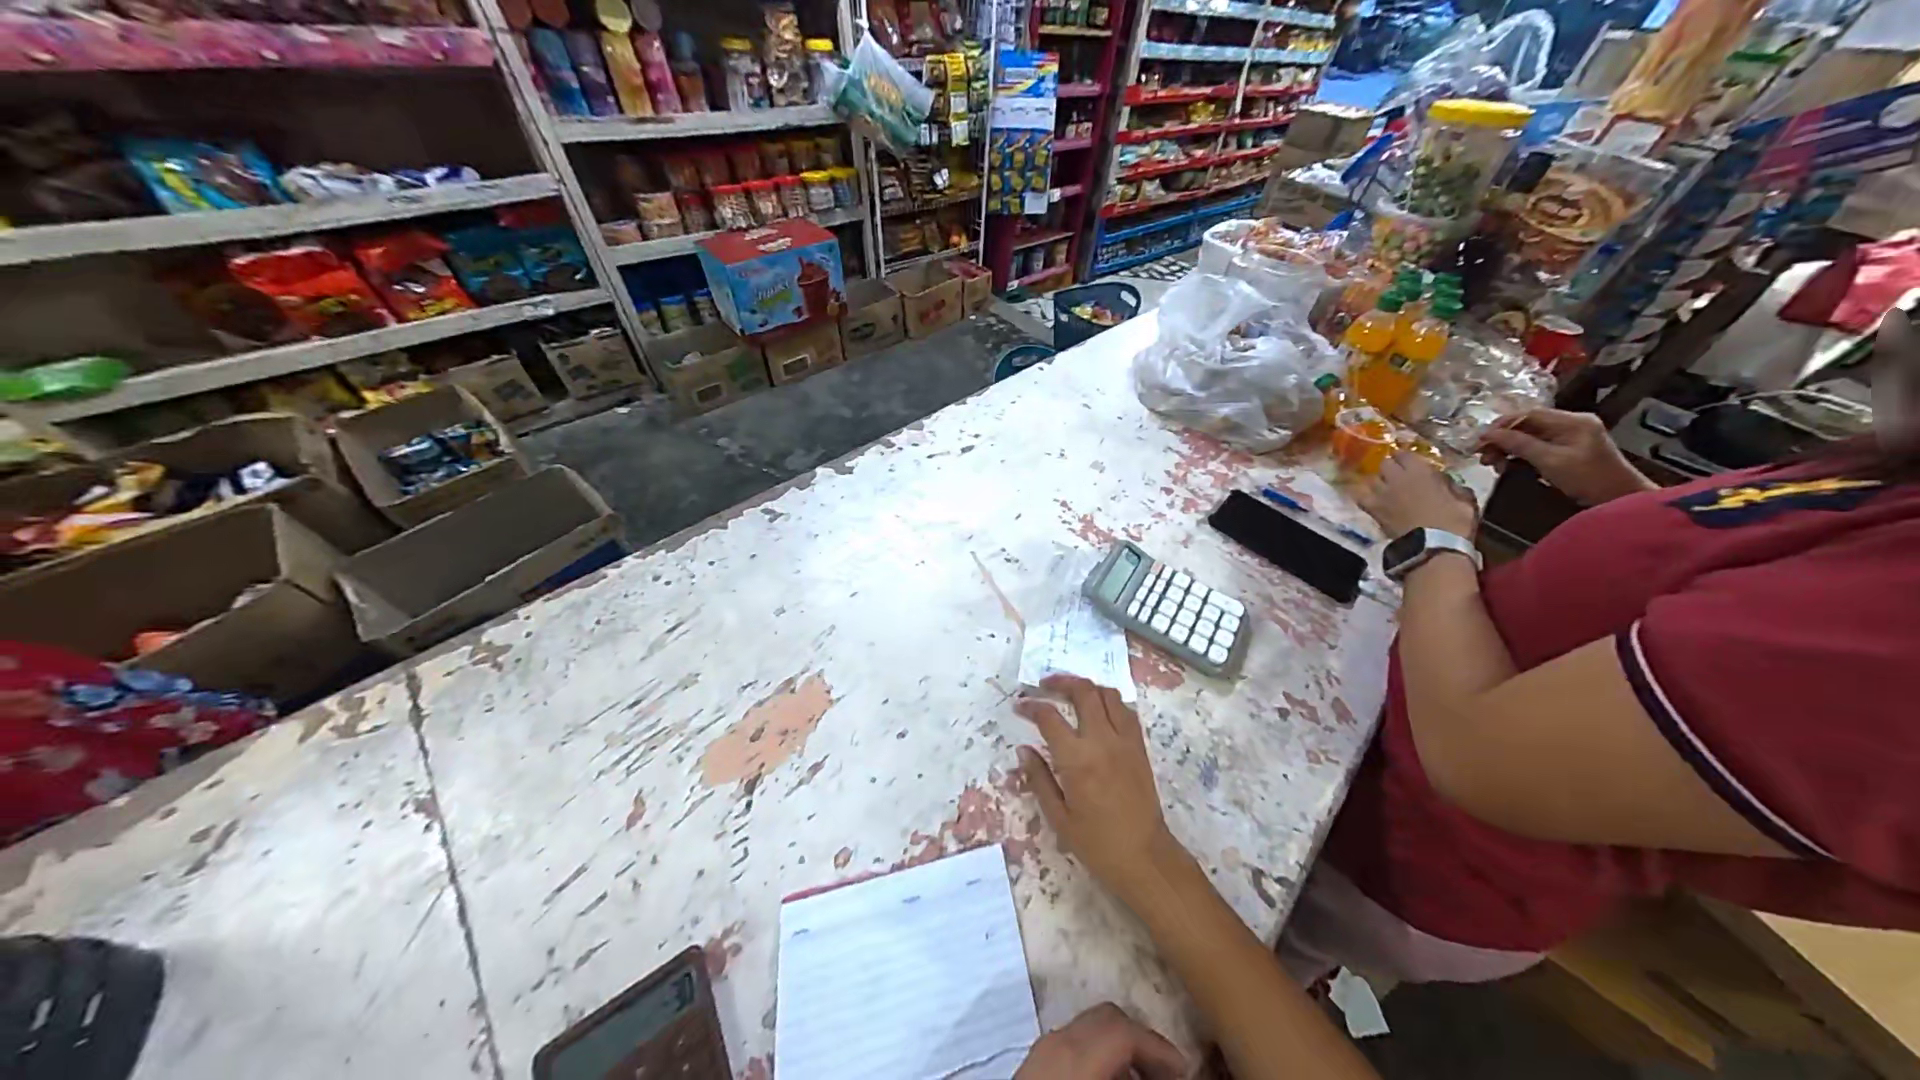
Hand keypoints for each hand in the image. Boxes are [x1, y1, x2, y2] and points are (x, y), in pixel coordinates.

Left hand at [1014, 1002, 1186, 1079]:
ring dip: (1120, 1051)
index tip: (1184, 1073)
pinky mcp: (1033, 1064)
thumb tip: (1170, 1077)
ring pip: (1089, 1030)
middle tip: (1165, 1076)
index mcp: (1077, 1052)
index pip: (1124, 1029)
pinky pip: (1072, 1046)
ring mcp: (1042, 1049)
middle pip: (1107, 1019)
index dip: (1159, 1049)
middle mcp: (1058, 1040)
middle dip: (1141, 1043)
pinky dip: (1098, 1059)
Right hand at [1015, 676, 1180, 911]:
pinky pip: (1125, 711)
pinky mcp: (1139, 747)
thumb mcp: (1058, 816)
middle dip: (1060, 682)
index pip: (1049, 717)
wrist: (1144, 856)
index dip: (1031, 706)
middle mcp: (1102, 741)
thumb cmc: (1096, 842)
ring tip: (1070, 692)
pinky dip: (1109, 702)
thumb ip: (1038, 778)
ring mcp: (1125, 741)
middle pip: (1083, 691)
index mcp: (1077, 759)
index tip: (1019, 706)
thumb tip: (1023, 750)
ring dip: (1087, 687)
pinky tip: (1098, 711)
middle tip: (1044, 685)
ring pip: (1108, 694)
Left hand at [1354, 452, 1477, 538]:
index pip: (1404, 453)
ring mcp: (1381, 493)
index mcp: (1420, 471)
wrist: (1433, 545)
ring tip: (1384, 488)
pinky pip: (1360, 496)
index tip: (1408, 462)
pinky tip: (1368, 498)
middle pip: (1385, 464)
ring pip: (1371, 478)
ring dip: (1378, 481)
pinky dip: (1362, 495)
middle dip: (1390, 467)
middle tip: (1397, 475)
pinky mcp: (1372, 509)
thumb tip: (1442, 479)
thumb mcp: (1464, 498)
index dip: (1405, 457)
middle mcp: (1396, 478)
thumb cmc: (1454, 521)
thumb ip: (1450, 484)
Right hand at [1478, 409, 1654, 504]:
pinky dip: (1519, 455)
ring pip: (1529, 436)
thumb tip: (1489, 434)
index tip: (1480, 440)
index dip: (1501, 425)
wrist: (1620, 498)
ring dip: (1507, 448)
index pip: (1528, 414)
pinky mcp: (1567, 449)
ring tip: (1491, 463)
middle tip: (1482, 455)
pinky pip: (1536, 446)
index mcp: (1572, 421)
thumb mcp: (1550, 460)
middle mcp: (1571, 423)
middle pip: (1527, 425)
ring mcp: (1570, 436)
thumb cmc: (1587, 478)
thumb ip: (1519, 444)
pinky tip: (1507, 465)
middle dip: (1502, 439)